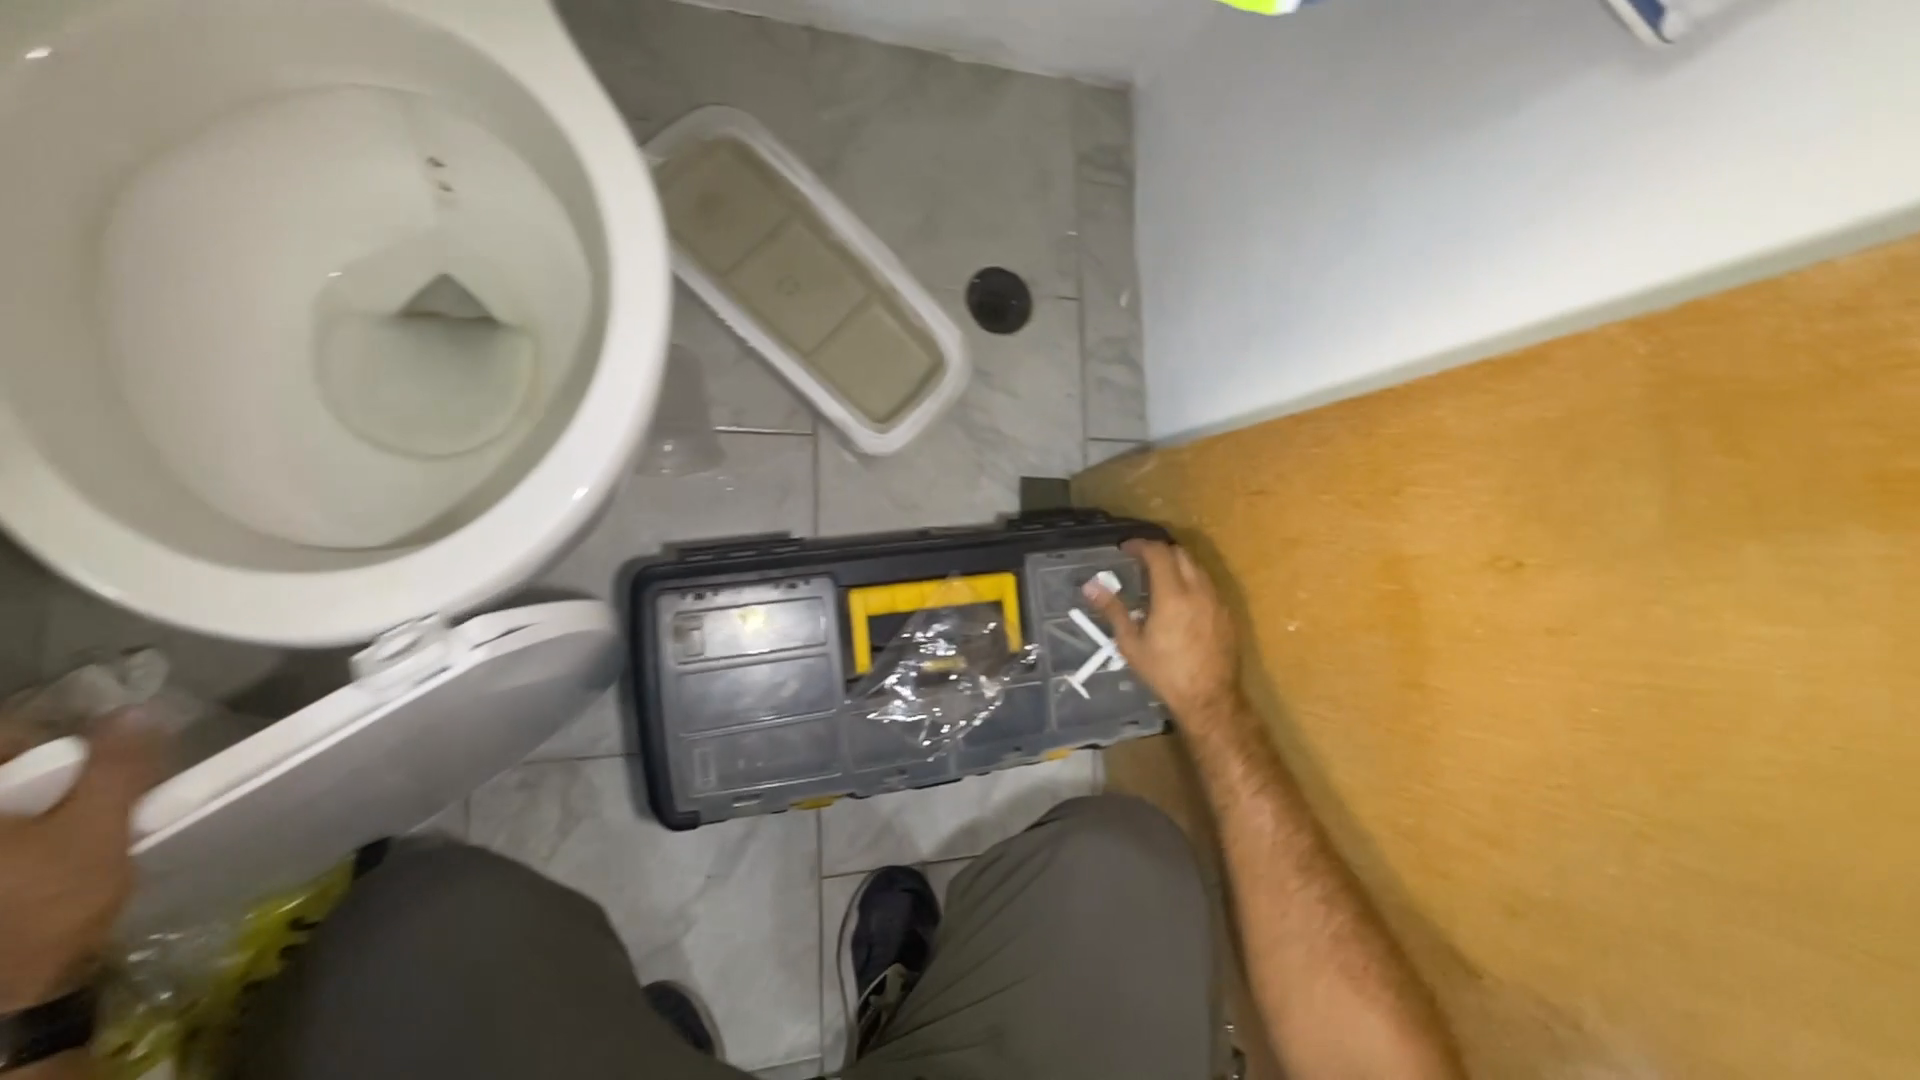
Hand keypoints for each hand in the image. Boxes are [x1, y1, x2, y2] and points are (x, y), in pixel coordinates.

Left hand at [0, 713, 160, 1011]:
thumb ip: (118, 767)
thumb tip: (138, 710)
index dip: (45, 740)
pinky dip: (17, 850)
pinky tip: (34, 872)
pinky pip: (8, 849)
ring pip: (6, 814)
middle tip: (79, 804)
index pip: (1, 739)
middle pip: (2, 781)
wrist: (4, 999)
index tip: (88, 763)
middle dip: (36, 782)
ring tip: (62, 842)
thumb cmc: (42, 907)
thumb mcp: (96, 830)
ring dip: (27, 815)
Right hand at [1084, 539, 1242, 724]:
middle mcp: (1197, 590)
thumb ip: (1113, 610)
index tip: (1125, 548)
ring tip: (1159, 578)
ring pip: (1197, 568)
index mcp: (1171, 594)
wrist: (1209, 698)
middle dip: (1159, 551)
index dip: (1140, 545)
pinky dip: (1191, 581)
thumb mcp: (1131, 644)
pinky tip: (1181, 601)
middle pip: (1180, 553)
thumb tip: (1090, 586)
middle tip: (1140, 560)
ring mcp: (1216, 601)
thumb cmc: (1164, 672)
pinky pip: (1208, 585)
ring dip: (1177, 564)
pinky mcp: (1227, 613)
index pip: (1158, 553)